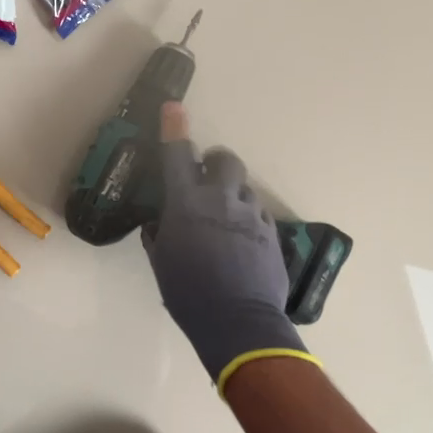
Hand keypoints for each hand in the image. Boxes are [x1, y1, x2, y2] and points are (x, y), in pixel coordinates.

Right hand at [143, 102, 313, 389]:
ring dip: (231, 195)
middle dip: (215, 161)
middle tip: (206, 175)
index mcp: (186, 203)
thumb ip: (160, 234)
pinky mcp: (272, 236)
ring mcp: (251, 216)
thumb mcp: (161, 262)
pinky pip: (257, 215)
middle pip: (225, 160)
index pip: (178, 154)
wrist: (240, 326)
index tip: (173, 106)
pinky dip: (246, 219)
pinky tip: (239, 242)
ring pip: (243, 189)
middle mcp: (221, 200)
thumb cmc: (188, 294)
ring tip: (223, 218)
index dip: (174, 127)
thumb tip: (161, 224)